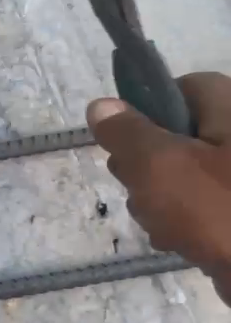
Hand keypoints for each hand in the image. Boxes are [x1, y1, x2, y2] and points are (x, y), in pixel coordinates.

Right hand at [87, 71, 230, 301]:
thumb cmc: (220, 209)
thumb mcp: (157, 164)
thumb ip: (125, 132)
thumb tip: (104, 104)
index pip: (190, 86)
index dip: (150, 107)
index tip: (126, 140)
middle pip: (184, 133)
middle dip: (148, 162)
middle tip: (142, 186)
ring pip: (189, 171)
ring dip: (162, 195)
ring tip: (163, 220)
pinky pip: (207, 200)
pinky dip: (187, 216)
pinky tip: (182, 236)